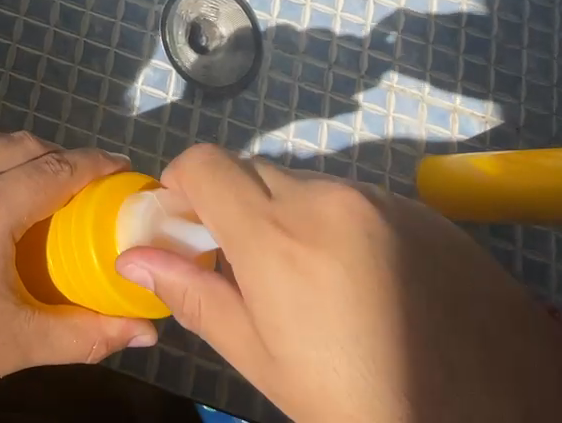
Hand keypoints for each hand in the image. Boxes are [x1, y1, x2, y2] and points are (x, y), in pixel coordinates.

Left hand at [0, 126, 156, 410]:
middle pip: (21, 145)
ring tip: (37, 178)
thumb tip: (146, 332)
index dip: (94, 164)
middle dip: (59, 155)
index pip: (54, 170)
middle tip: (84, 182)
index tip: (120, 167)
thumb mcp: (18, 344)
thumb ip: (86, 333)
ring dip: (17, 149)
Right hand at [115, 145, 561, 422]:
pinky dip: (345, 226)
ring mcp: (384, 202)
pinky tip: (372, 285)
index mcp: (276, 235)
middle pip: (253, 171)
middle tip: (250, 265)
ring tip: (321, 283)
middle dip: (237, 204)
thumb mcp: (267, 364)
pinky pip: (361, 201)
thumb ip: (195, 296)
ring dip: (292, 214)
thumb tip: (130, 258)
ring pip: (308, 184)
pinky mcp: (431, 216)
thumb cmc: (364, 407)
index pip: (203, 162)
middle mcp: (326, 198)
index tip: (186, 224)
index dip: (182, 184)